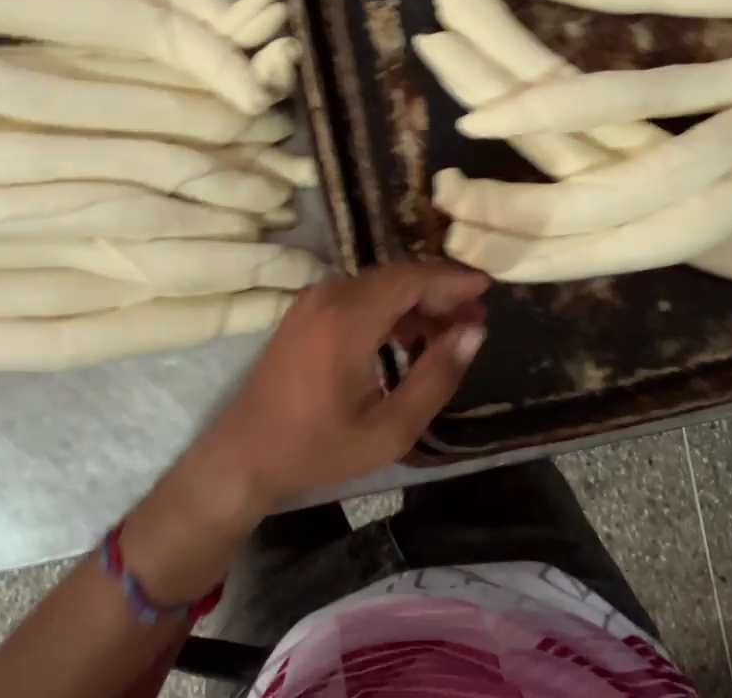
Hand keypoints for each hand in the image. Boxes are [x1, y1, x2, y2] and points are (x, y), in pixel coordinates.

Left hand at [183, 262, 488, 517]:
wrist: (242, 456)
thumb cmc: (316, 450)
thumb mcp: (388, 430)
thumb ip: (435, 378)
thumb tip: (473, 333)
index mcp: (347, 320)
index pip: (411, 279)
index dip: (453, 280)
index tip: (488, 289)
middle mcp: (328, 297)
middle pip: (396, 276)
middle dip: (439, 290)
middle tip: (476, 315)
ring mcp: (311, 301)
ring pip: (377, 284)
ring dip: (416, 300)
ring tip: (451, 329)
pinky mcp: (303, 312)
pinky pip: (357, 295)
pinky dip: (389, 307)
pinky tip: (410, 336)